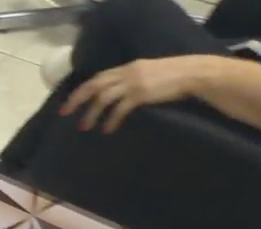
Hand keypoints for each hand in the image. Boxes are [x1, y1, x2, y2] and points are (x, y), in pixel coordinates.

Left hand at [61, 56, 213, 133]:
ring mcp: (134, 82)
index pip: (97, 78)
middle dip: (77, 100)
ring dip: (91, 114)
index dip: (79, 91)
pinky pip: (119, 109)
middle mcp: (128, 72)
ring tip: (85, 127)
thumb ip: (127, 81)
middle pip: (94, 86)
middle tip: (65, 114)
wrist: (195, 72)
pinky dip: (110, 121)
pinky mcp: (142, 94)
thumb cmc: (170, 76)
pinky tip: (107, 130)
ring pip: (103, 98)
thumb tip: (107, 96)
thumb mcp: (145, 73)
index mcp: (128, 67)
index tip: (66, 105)